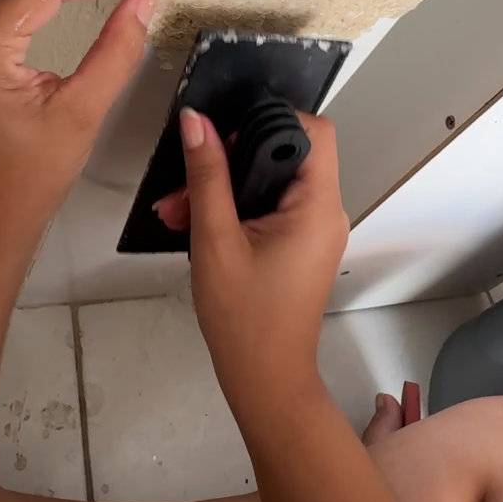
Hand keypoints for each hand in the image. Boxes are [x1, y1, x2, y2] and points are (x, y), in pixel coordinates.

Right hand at [158, 108, 346, 409]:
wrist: (264, 381)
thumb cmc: (243, 316)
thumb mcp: (215, 239)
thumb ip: (207, 175)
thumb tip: (195, 120)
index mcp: (317, 205)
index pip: (314, 131)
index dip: (271, 120)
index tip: (227, 136)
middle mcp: (325, 211)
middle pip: (286, 153)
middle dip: (231, 158)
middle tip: (188, 178)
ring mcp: (313, 228)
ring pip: (269, 180)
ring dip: (222, 186)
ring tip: (176, 210)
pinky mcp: (299, 243)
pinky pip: (268, 205)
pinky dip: (233, 207)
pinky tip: (191, 222)